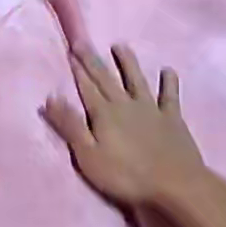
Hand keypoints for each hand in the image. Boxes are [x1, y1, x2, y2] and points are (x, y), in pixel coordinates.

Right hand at [44, 45, 213, 207]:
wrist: (174, 184)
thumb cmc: (125, 175)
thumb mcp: (88, 156)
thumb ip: (70, 127)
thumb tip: (51, 98)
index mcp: (104, 114)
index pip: (87, 88)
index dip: (78, 71)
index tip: (70, 52)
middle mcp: (126, 105)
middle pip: (106, 79)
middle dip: (93, 61)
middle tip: (83, 42)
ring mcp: (151, 109)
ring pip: (136, 79)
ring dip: (127, 62)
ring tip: (120, 46)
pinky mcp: (172, 118)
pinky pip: (170, 95)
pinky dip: (169, 82)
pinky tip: (167, 70)